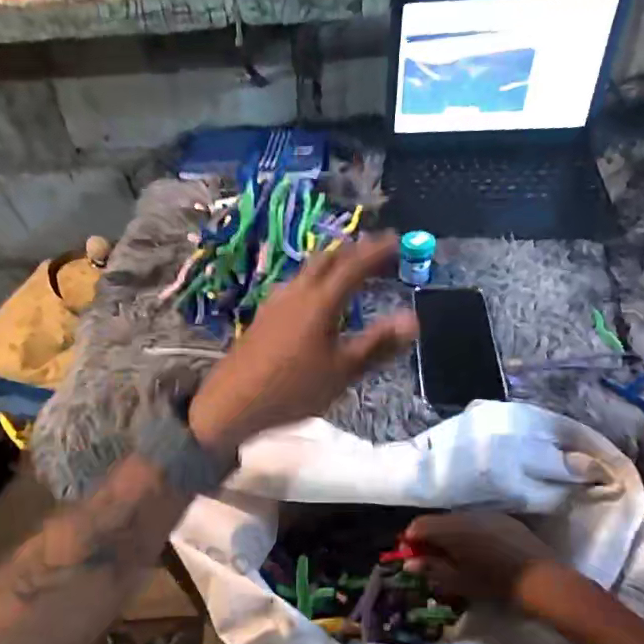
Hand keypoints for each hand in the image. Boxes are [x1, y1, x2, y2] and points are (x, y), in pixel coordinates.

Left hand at [188, 233, 417, 451]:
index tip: (399, 240)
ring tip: (351, 271)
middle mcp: (297, 292)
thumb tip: (412, 320)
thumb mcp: (342, 372)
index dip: (378, 250)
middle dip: (355, 251)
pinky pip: (297, 284)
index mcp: (320, 302)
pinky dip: (316, 280)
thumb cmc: (292, 389)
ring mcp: (276, 302)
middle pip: (328, 259)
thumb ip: (378, 345)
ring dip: (333, 264)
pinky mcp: (264, 315)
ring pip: (309, 270)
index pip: (354, 265)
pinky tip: (316, 298)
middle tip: (378, 252)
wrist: (232, 403)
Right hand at [401, 512, 564, 612]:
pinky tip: (479, 551)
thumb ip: (431, 568)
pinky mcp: (504, 518)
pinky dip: (470, 532)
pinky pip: (477, 521)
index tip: (413, 557)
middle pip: (438, 520)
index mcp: (451, 528)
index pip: (419, 525)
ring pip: (458, 520)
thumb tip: (409, 562)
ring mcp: (487, 514)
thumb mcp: (458, 581)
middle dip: (430, 537)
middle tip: (432, 560)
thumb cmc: (494, 583)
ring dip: (450, 534)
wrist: (540, 579)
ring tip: (457, 556)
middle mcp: (466, 514)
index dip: (411, 540)